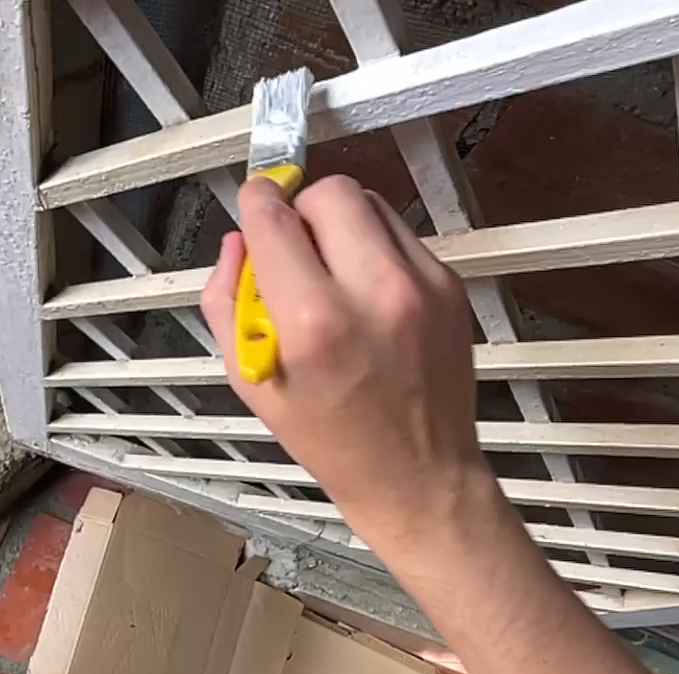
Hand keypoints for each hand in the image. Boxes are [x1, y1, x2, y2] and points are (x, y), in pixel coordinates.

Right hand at [201, 175, 492, 552]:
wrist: (416, 476)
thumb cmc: (327, 441)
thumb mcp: (253, 385)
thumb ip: (228, 306)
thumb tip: (235, 243)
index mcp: (313, 322)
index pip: (275, 218)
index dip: (257, 205)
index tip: (254, 208)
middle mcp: (373, 290)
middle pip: (329, 192)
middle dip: (301, 209)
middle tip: (293, 250)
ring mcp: (422, 284)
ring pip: (370, 203)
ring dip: (339, 225)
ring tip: (330, 275)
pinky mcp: (450, 286)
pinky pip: (401, 236)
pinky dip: (373, 249)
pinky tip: (365, 296)